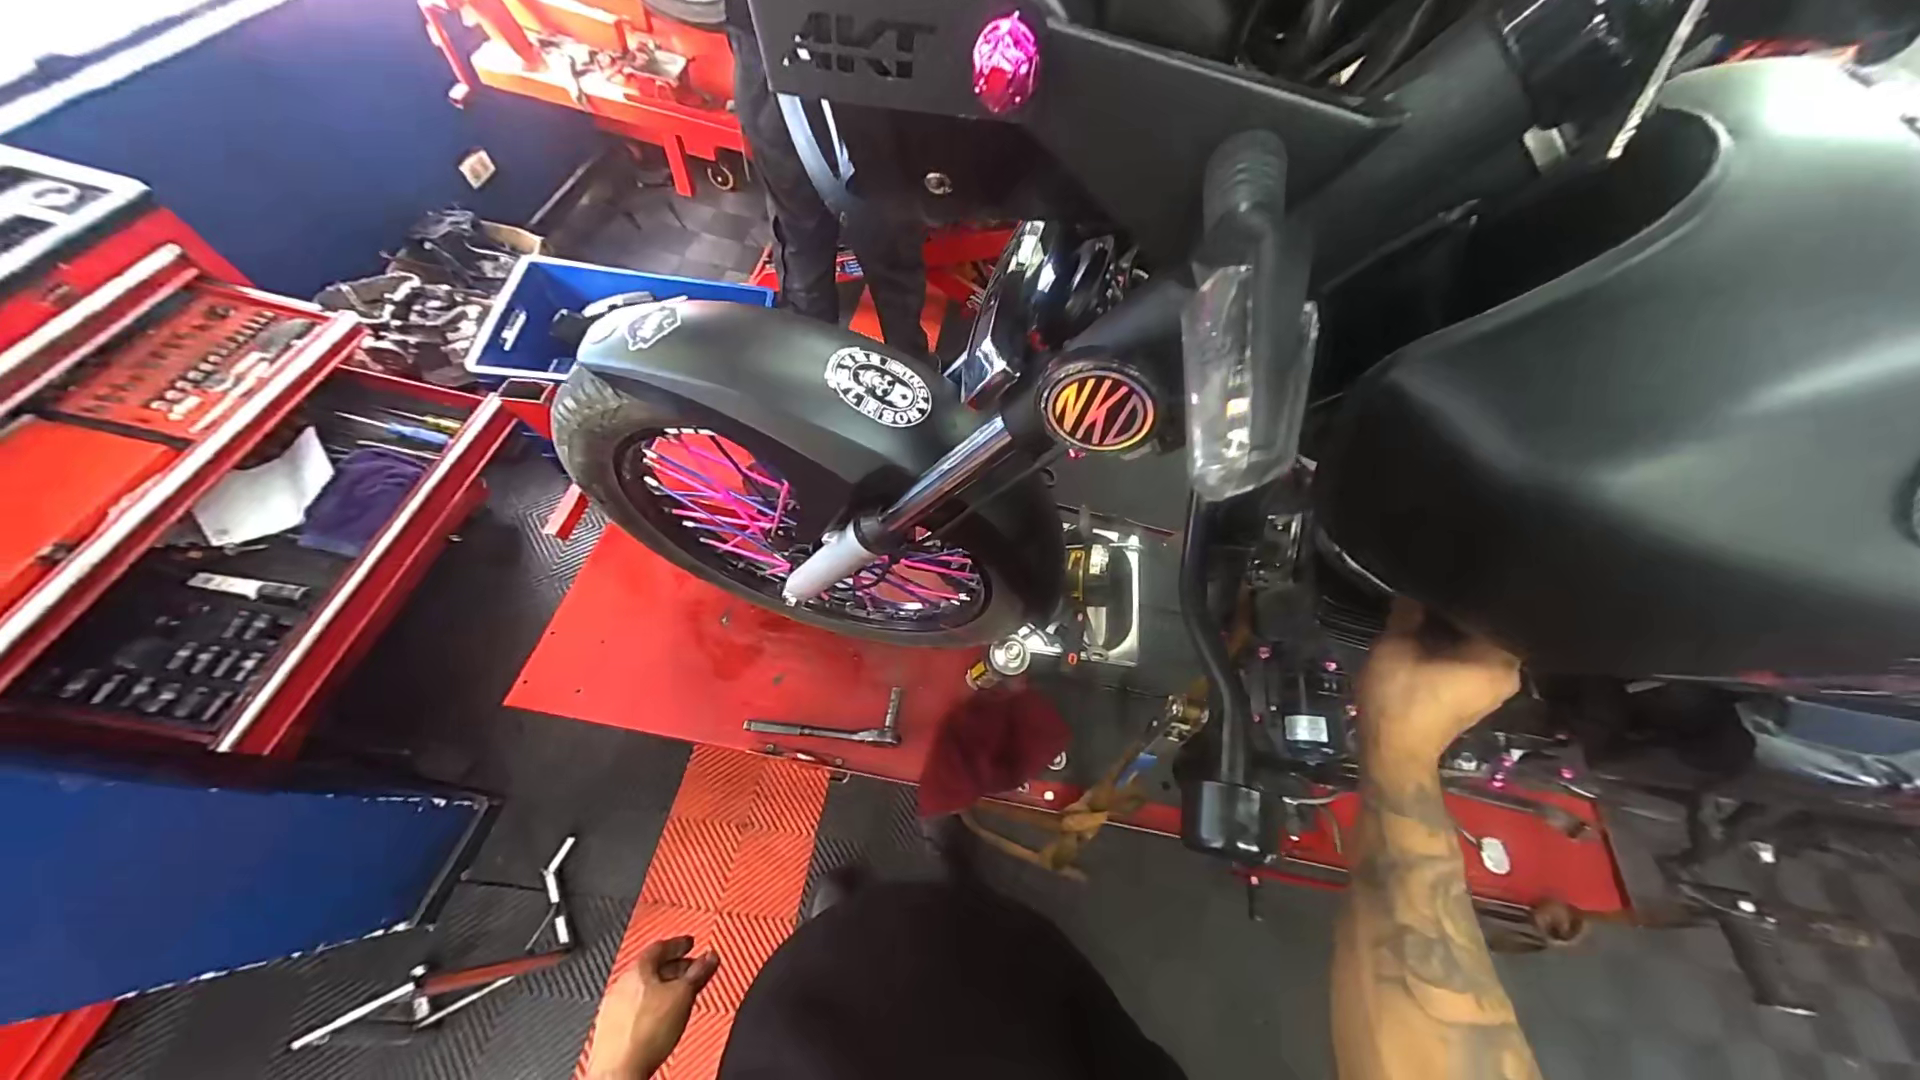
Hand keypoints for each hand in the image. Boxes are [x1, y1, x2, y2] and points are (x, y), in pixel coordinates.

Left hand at [584, 936, 719, 1079]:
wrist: (619, 1075)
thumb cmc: (645, 1036)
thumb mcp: (684, 995)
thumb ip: (698, 973)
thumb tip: (710, 958)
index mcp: (637, 970)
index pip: (660, 947)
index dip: (678, 944)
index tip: (689, 943)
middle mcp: (620, 986)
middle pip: (651, 969)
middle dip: (674, 968)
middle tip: (691, 969)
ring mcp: (612, 1010)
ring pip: (642, 990)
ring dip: (662, 989)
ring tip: (680, 996)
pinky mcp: (610, 1033)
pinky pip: (634, 1010)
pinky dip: (650, 1008)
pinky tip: (660, 1019)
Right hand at [1356, 598, 1519, 771]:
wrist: (1394, 748)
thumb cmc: (1399, 696)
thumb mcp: (1394, 647)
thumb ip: (1407, 614)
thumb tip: (1414, 591)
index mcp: (1497, 659)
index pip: (1495, 611)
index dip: (1470, 592)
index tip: (1449, 580)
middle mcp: (1509, 672)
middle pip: (1489, 629)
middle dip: (1460, 613)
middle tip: (1433, 593)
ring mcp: (1496, 687)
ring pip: (1479, 645)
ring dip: (1455, 631)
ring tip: (1428, 613)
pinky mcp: (1479, 696)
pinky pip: (1473, 661)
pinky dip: (1455, 649)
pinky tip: (1430, 641)